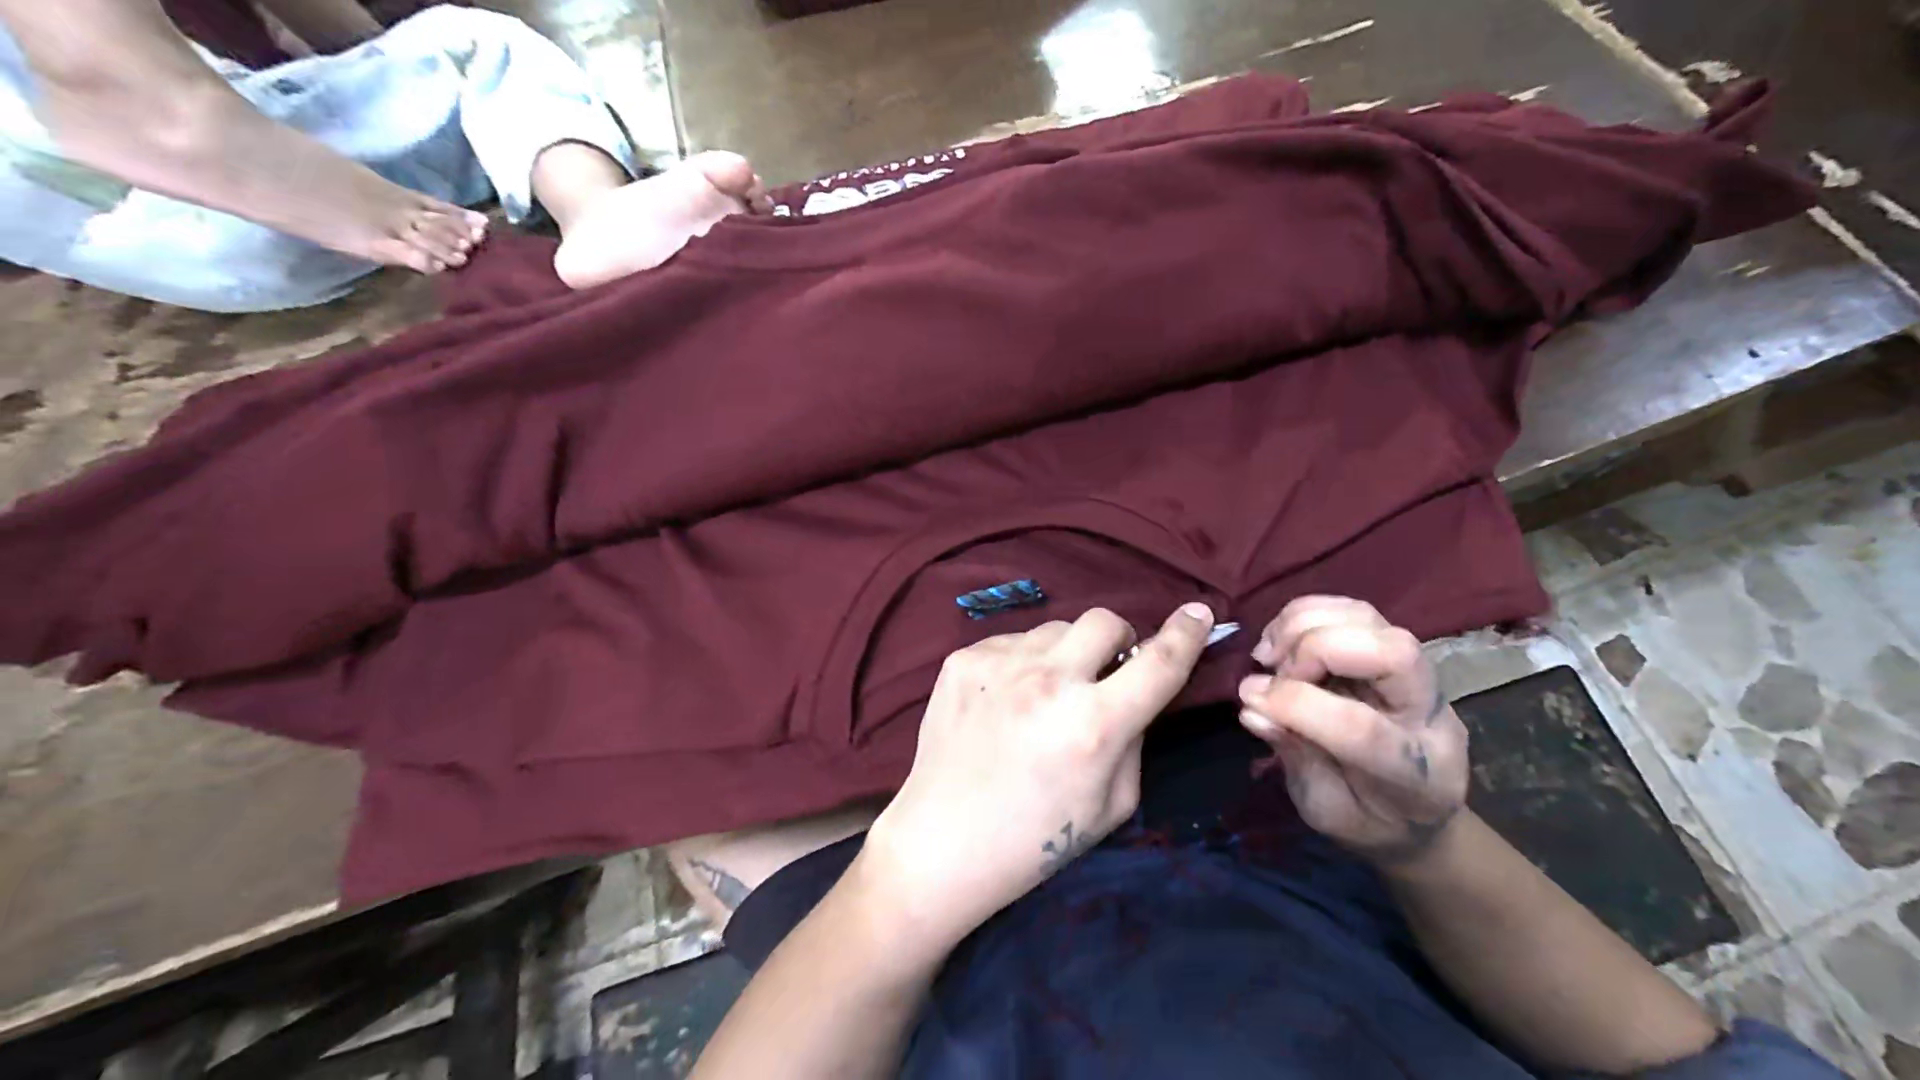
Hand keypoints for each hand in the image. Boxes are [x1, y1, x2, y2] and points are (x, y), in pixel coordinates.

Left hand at [857, 604, 1215, 952]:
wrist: (944, 841)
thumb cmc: (1036, 840)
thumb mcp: (1112, 805)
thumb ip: (1134, 739)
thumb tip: (1136, 691)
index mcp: (1094, 725)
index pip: (1158, 663)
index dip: (1186, 634)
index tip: (1198, 613)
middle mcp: (1049, 682)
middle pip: (1104, 620)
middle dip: (1118, 639)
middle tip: (1106, 670)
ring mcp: (999, 665)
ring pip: (1055, 628)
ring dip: (1066, 653)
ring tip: (1045, 695)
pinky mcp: (962, 661)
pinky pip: (1012, 641)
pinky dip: (1023, 662)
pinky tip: (1006, 701)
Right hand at [1236, 597, 1468, 862]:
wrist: (1418, 812)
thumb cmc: (1369, 820)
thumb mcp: (1326, 812)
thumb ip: (1297, 760)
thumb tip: (1253, 708)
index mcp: (1416, 773)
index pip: (1363, 728)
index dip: (1298, 705)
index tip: (1250, 697)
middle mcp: (1431, 714)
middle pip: (1392, 652)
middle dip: (1315, 649)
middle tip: (1271, 669)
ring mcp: (1420, 675)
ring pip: (1370, 619)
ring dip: (1305, 624)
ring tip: (1269, 652)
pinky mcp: (1395, 650)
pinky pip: (1355, 610)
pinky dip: (1307, 613)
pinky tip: (1279, 640)